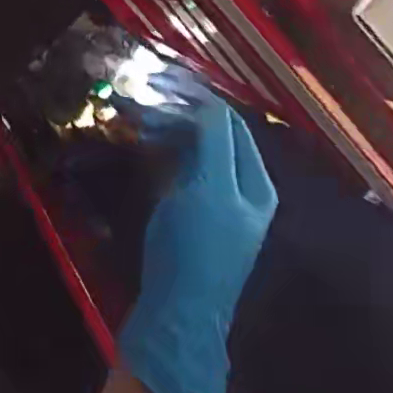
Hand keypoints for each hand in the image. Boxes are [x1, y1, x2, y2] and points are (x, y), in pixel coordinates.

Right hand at [117, 97, 276, 392]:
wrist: (178, 308)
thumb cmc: (199, 246)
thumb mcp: (210, 189)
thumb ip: (212, 141)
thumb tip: (206, 100)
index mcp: (254, 182)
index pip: (229, 124)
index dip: (198, 101)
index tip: (161, 83)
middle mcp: (238, 186)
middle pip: (212, 135)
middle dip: (179, 113)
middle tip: (143, 97)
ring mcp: (212, 198)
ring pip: (192, 149)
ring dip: (168, 129)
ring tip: (137, 116)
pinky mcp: (188, 209)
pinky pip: (179, 166)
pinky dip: (162, 149)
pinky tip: (142, 142)